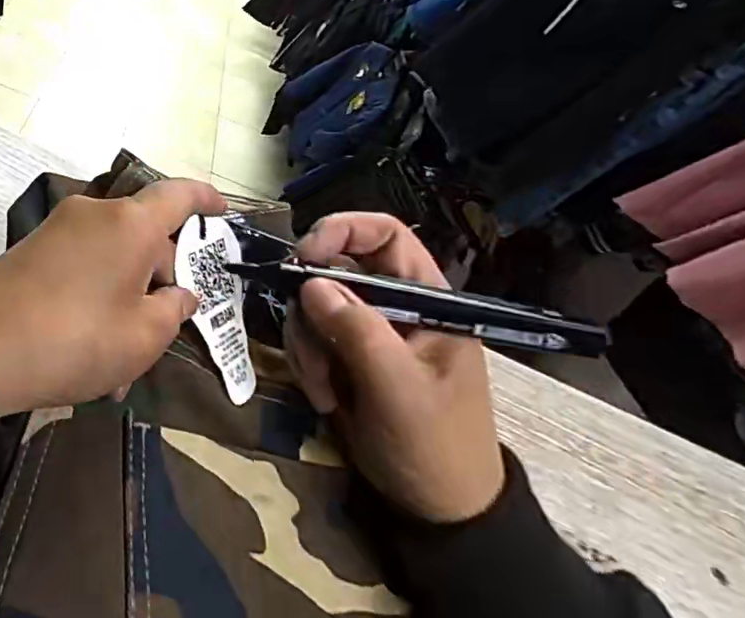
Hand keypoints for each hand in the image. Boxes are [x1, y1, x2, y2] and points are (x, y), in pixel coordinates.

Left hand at [0, 179, 224, 415]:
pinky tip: (92, 342)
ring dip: (127, 292)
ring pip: (113, 254)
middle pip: (145, 233)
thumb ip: (173, 310)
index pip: (179, 194)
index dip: (206, 199)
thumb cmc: (75, 339)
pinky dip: (98, 292)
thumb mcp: (143, 337)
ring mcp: (60, 228)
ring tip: (124, 352)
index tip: (222, 211)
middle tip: (165, 325)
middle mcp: (96, 213)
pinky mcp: (34, 248)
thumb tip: (178, 295)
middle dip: (161, 275)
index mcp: (130, 223)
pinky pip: (83, 263)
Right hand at [284, 213, 504, 523]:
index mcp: (425, 296)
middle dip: (313, 307)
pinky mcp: (347, 356)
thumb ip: (358, 332)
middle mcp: (393, 303)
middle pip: (336, 269)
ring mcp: (368, 330)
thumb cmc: (436, 446)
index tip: (305, 255)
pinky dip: (308, 364)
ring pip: (315, 305)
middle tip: (312, 349)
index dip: (343, 230)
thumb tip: (310, 284)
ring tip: (326, 389)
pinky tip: (326, 398)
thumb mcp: (399, 389)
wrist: (438, 513)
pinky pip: (311, 338)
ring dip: (309, 344)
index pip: (384, 234)